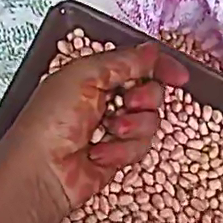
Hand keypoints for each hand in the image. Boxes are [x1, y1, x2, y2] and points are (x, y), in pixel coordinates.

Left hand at [0, 42, 189, 222]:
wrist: (44, 170)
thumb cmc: (51, 122)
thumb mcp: (84, 75)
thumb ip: (122, 61)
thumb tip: (150, 52)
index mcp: (95, 75)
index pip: (137, 65)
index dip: (160, 67)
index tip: (179, 75)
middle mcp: (106, 101)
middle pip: (151, 93)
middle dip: (145, 98)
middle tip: (129, 103)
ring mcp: (114, 130)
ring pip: (150, 122)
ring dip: (133, 126)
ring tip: (110, 131)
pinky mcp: (119, 155)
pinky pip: (141, 147)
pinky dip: (122, 150)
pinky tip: (100, 154)